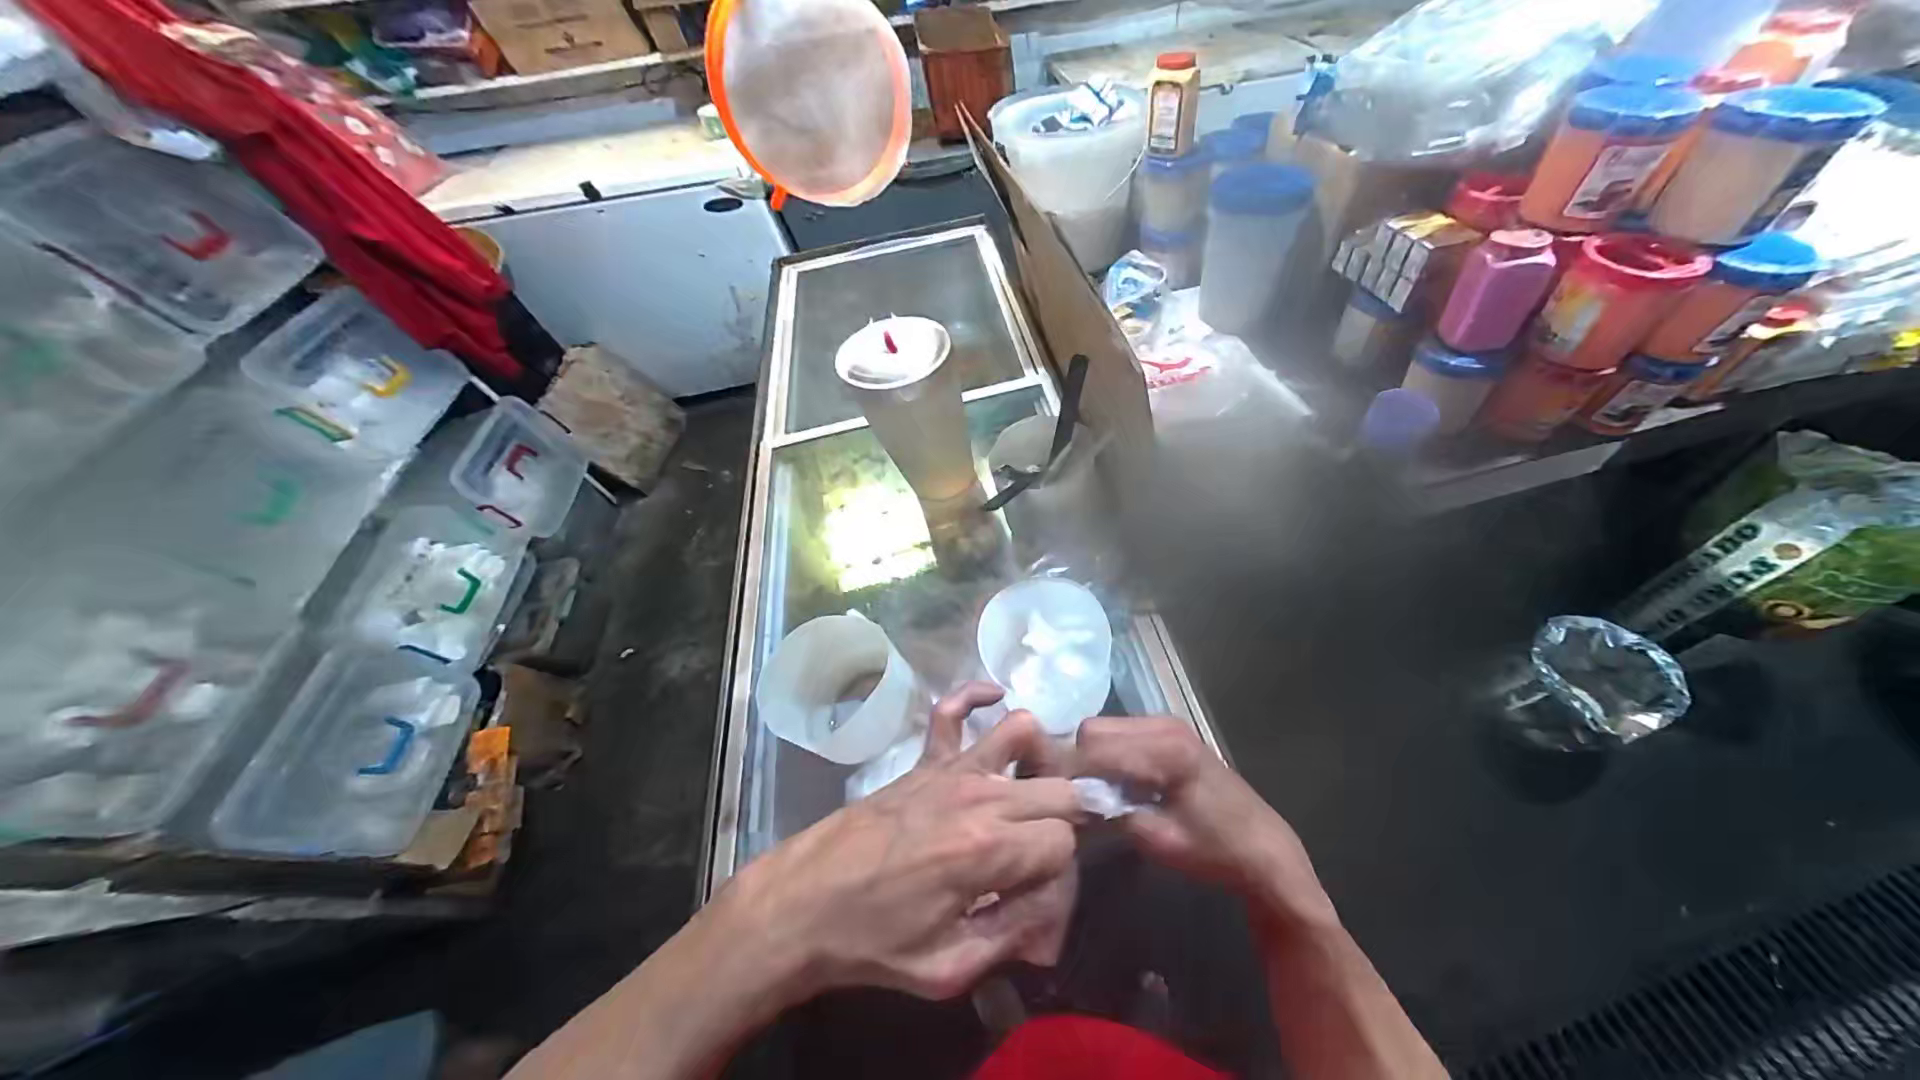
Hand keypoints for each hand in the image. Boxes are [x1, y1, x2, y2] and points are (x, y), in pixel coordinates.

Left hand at [714, 683, 1085, 1003]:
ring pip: (1023, 734)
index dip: (1062, 879)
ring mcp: (949, 770)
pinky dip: (976, 696)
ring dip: (1042, 760)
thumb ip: (1014, 935)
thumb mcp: (949, 967)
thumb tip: (1051, 913)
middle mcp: (978, 796)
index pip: (1065, 845)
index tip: (1037, 904)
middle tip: (1039, 863)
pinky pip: (952, 709)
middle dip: (1065, 825)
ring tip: (1033, 795)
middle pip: (1060, 789)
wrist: (802, 904)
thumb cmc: (872, 943)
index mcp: (987, 850)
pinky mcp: (924, 762)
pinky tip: (993, 701)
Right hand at [1075, 716, 1335, 927]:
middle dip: (1078, 762)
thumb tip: (1071, 797)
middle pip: (1093, 730)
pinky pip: (1120, 732)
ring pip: (1103, 728)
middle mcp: (1163, 724)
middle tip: (1077, 797)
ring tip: (1097, 792)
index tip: (1058, 801)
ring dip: (1093, 757)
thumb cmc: (1215, 850)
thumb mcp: (1159, 840)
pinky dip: (1109, 754)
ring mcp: (1166, 722)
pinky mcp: (1167, 729)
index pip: (1094, 748)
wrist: (1263, 846)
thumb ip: (1112, 811)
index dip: (1070, 774)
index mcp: (1166, 750)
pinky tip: (1119, 783)